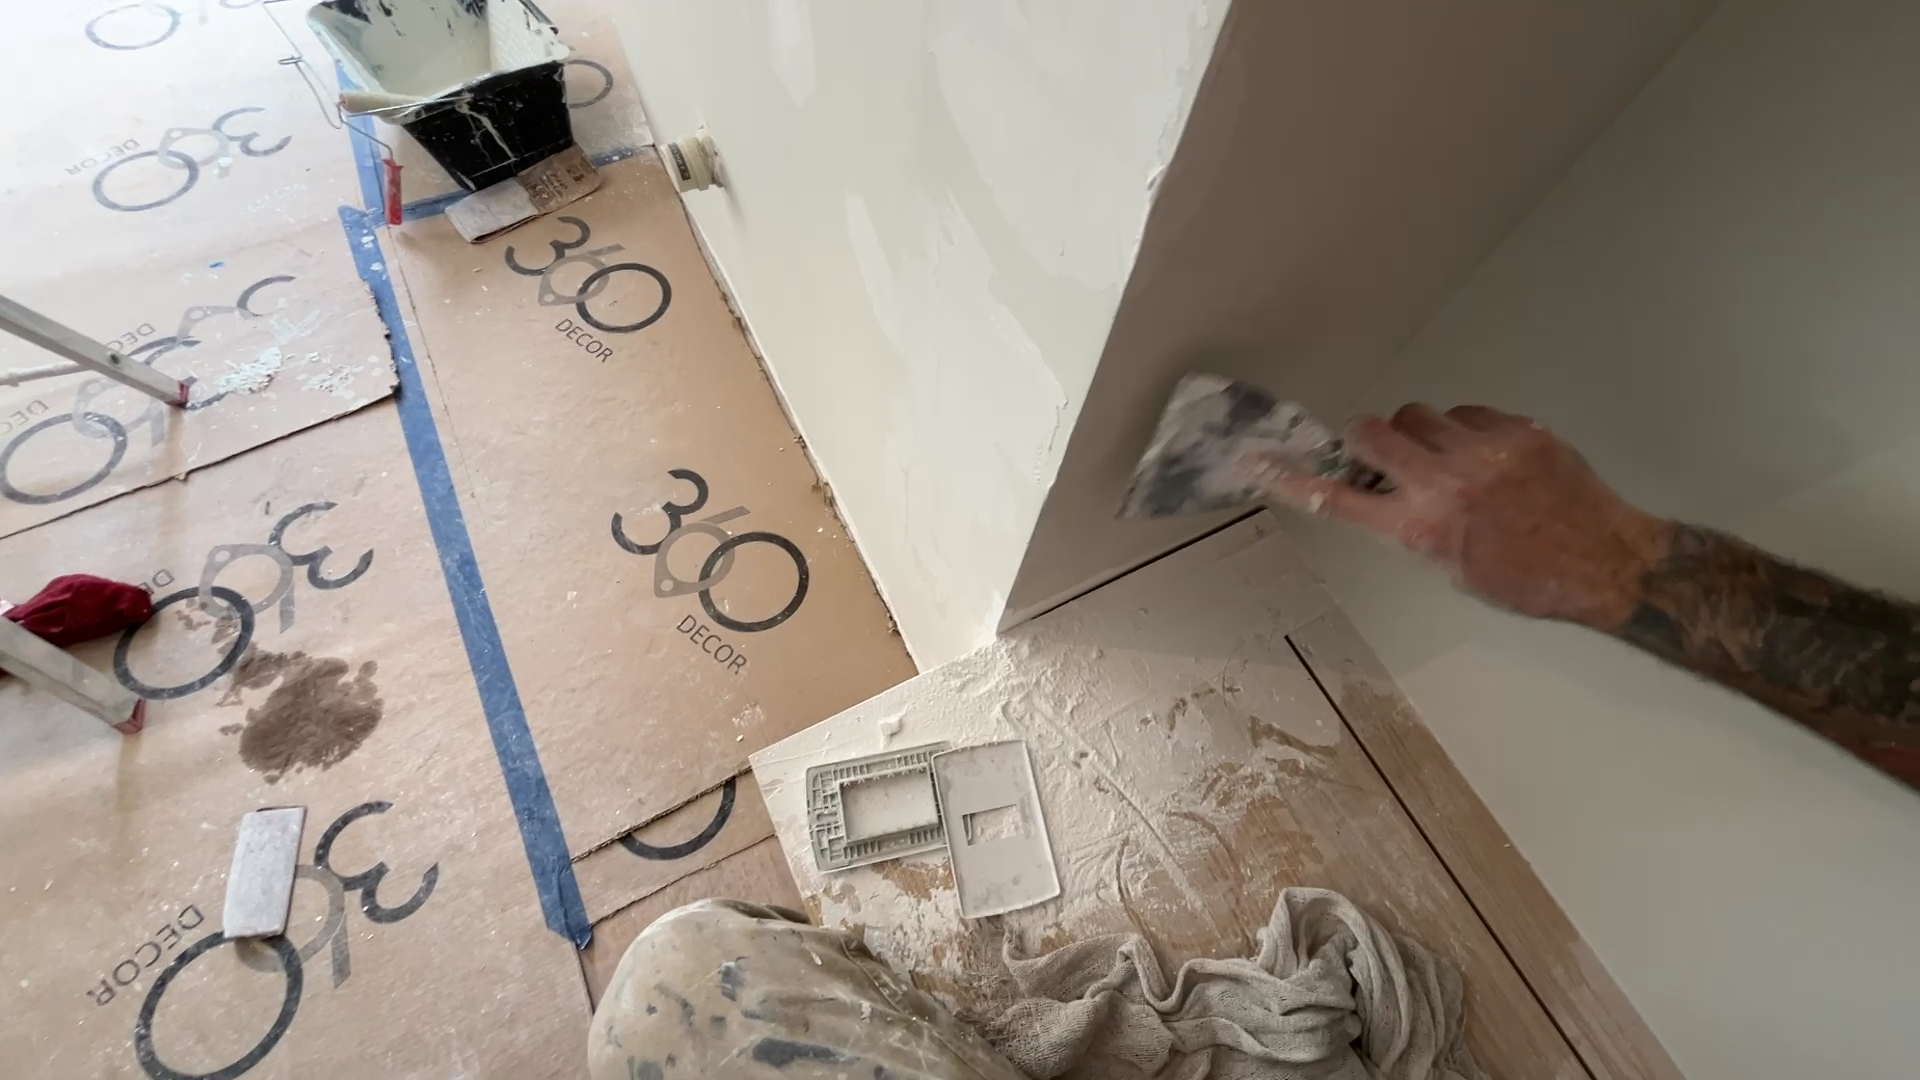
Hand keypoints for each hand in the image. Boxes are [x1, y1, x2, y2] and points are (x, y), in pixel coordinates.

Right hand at [1244, 404, 1672, 628]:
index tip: (1256, 462)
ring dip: (1415, 433)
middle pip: (1372, 431)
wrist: (1608, 563)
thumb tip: (1382, 492)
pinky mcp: (1519, 431)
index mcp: (1418, 528)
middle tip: (1383, 455)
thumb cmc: (1520, 579)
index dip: (1290, 479)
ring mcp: (1484, 452)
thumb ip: (1405, 524)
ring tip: (1444, 457)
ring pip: (1417, 414)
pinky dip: (1462, 429)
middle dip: (1367, 439)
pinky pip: (1466, 412)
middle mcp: (1443, 484)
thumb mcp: (1445, 565)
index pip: (1335, 498)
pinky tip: (1484, 454)